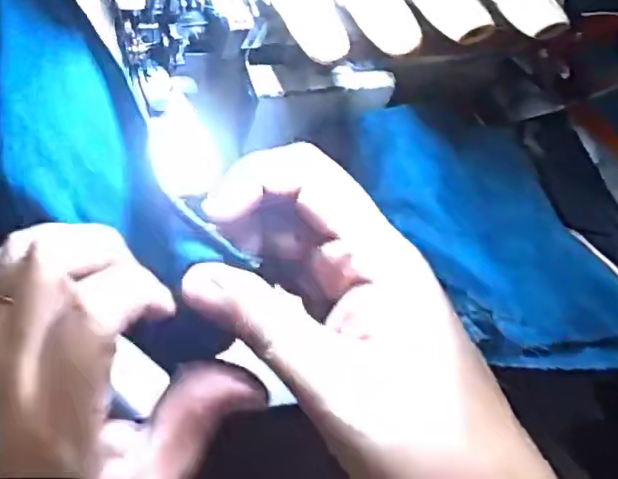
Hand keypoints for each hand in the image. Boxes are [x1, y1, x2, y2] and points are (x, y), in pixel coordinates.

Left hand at [0, 223, 265, 478]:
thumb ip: (190, 419)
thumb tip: (248, 376)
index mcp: (54, 410)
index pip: (89, 309)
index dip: (139, 288)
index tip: (165, 310)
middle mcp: (13, 367)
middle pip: (48, 258)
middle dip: (108, 252)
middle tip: (137, 286)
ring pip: (22, 250)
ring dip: (76, 243)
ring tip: (110, 275)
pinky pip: (4, 265)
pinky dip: (45, 250)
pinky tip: (79, 273)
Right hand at [179, 145, 552, 478]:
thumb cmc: (424, 443)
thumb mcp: (335, 385)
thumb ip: (263, 325)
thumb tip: (193, 278)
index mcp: (374, 251)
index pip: (308, 174)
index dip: (253, 179)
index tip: (209, 216)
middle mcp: (362, 252)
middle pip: (293, 199)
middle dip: (240, 210)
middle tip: (193, 245)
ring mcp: (352, 280)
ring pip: (286, 237)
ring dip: (242, 245)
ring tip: (201, 268)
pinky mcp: (342, 309)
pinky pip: (289, 275)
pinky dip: (254, 278)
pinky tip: (227, 294)